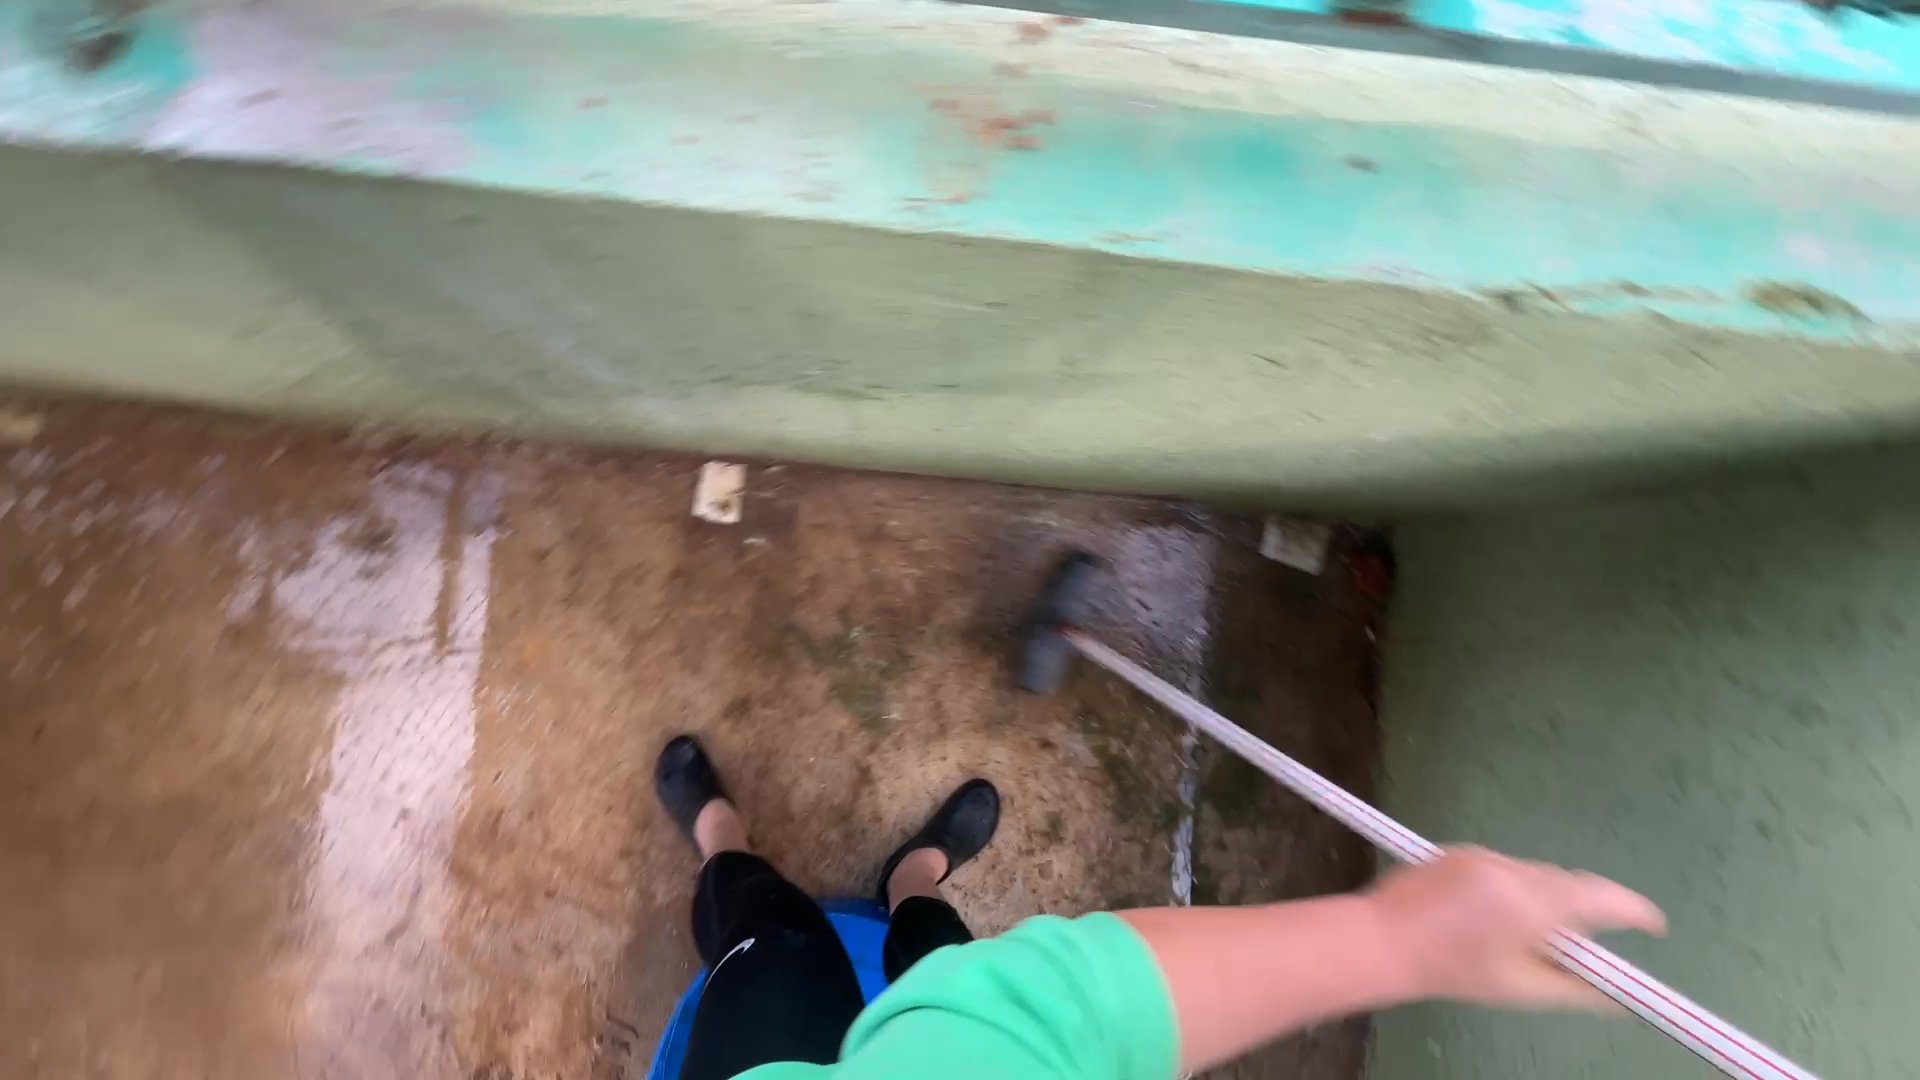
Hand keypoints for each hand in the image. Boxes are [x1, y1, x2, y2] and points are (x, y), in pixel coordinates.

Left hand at [1367, 846, 1667, 1009]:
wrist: (1383, 937)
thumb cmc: (1454, 969)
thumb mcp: (1525, 988)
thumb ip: (1580, 988)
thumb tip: (1619, 993)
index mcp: (1528, 902)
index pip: (1598, 896)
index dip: (1632, 909)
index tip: (1652, 924)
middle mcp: (1505, 868)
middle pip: (1565, 882)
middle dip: (1583, 908)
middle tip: (1582, 942)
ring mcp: (1476, 854)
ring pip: (1532, 873)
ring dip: (1544, 896)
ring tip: (1529, 932)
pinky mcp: (1453, 850)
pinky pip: (1500, 866)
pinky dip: (1511, 886)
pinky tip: (1494, 914)